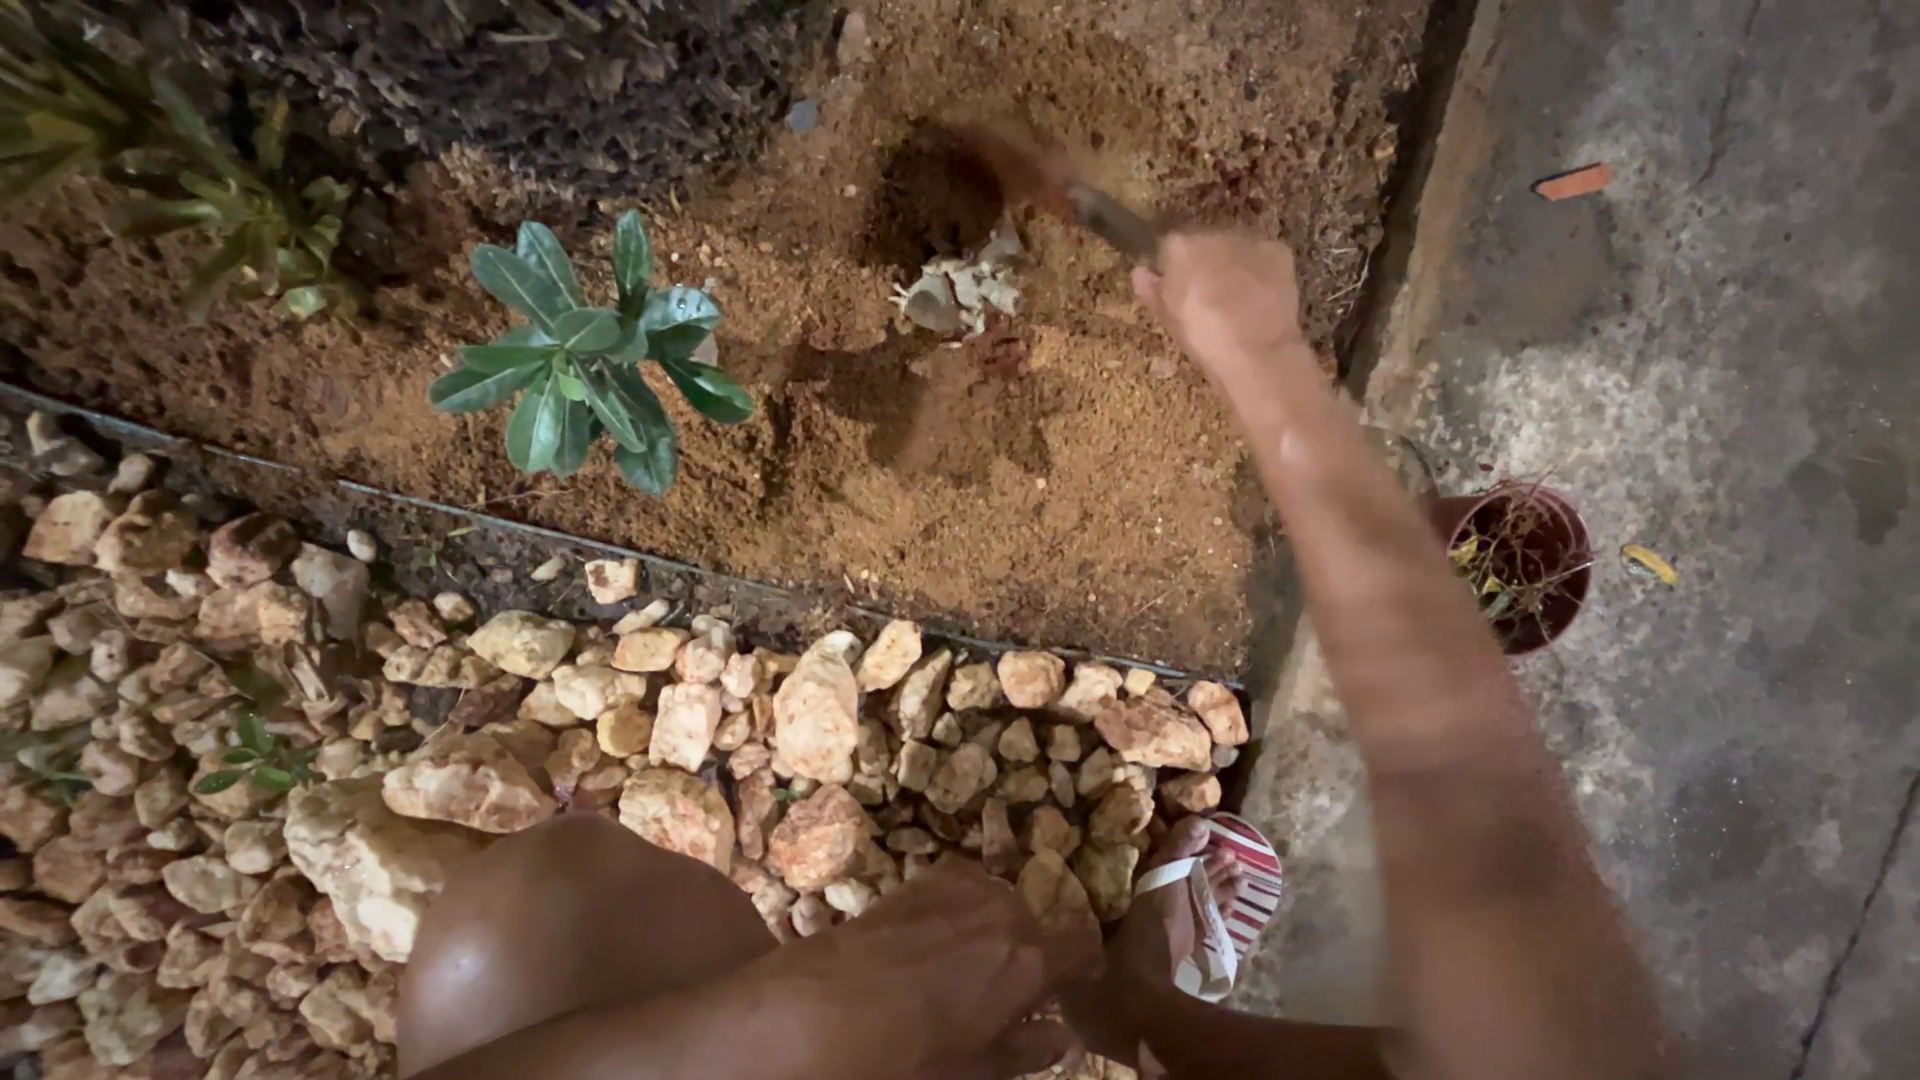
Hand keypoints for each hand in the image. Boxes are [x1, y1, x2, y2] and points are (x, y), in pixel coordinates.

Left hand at [762, 858, 1093, 1079]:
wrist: (829, 1001)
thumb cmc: (907, 1051)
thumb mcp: (972, 1068)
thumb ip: (1024, 1050)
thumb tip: (1060, 1036)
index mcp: (1028, 961)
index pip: (1082, 945)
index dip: (1081, 965)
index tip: (1068, 985)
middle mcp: (1006, 911)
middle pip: (1037, 923)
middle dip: (1028, 951)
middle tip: (999, 988)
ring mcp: (967, 886)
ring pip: (1001, 901)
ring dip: (994, 924)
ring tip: (961, 959)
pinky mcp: (931, 874)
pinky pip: (967, 881)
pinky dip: (964, 901)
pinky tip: (936, 928)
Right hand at [1132, 231, 1306, 384]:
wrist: (1254, 350)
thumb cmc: (1201, 336)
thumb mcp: (1167, 318)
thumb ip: (1151, 289)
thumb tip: (1140, 272)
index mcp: (1180, 247)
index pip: (1169, 248)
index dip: (1172, 269)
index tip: (1176, 291)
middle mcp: (1214, 233)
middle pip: (1204, 243)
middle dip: (1204, 264)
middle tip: (1207, 297)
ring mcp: (1250, 241)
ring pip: (1235, 249)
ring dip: (1232, 266)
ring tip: (1235, 300)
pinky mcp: (1279, 251)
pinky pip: (1262, 258)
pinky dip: (1259, 273)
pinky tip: (1258, 298)